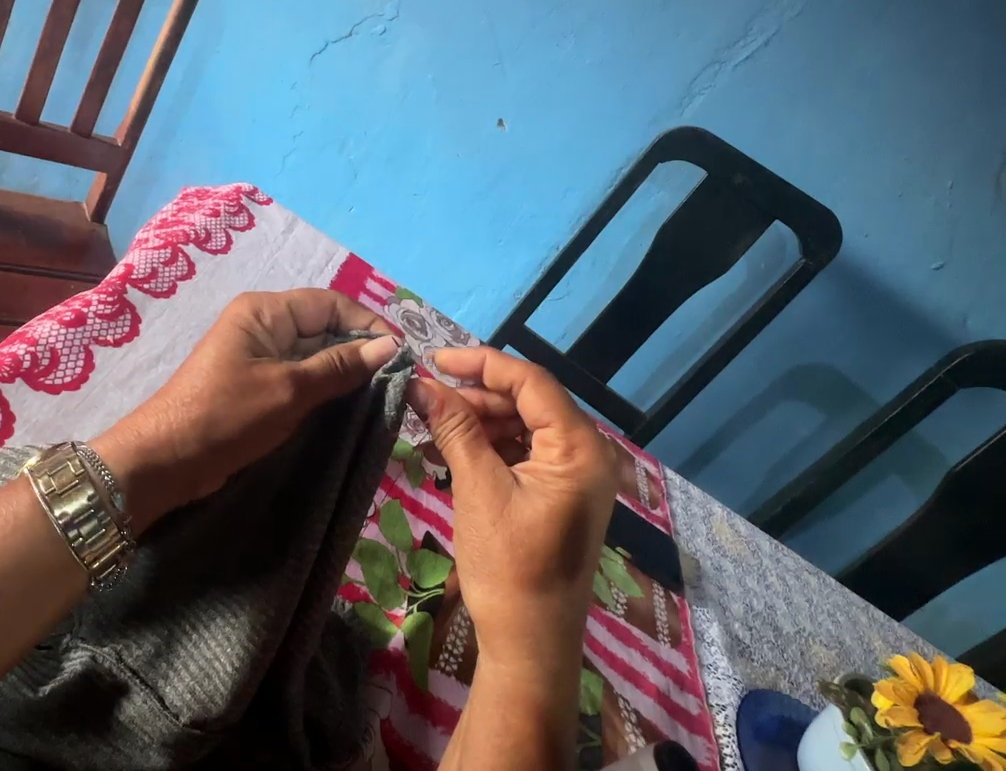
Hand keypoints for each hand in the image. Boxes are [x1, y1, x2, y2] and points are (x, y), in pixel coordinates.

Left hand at [93, 289, 397, 531]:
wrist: (166, 461)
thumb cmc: (227, 416)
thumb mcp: (289, 390)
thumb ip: (339, 367)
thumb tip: (390, 346)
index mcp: (265, 312)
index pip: (329, 303)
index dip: (367, 323)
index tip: (402, 352)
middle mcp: (263, 325)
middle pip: (323, 326)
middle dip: (359, 348)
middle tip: (397, 376)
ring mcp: (258, 355)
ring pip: (314, 353)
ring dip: (344, 370)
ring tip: (381, 391)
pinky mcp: (256, 384)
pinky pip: (299, 375)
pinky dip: (324, 386)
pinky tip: (349, 403)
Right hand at [407, 347, 618, 675]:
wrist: (529, 645)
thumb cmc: (508, 566)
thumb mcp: (477, 488)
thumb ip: (454, 427)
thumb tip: (419, 382)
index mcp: (579, 447)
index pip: (530, 381)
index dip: (480, 363)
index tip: (433, 360)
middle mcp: (586, 453)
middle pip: (527, 401)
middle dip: (474, 397)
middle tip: (426, 399)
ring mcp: (574, 475)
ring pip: (520, 425)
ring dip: (476, 422)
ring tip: (429, 428)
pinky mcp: (558, 493)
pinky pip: (521, 452)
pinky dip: (486, 448)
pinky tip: (447, 452)